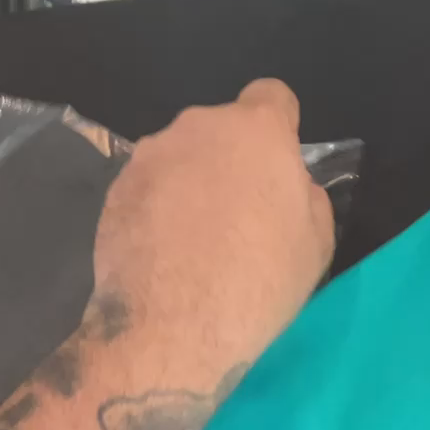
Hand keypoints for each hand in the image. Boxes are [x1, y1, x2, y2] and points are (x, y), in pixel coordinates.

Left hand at [93, 79, 335, 369]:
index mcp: (256, 131)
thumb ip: (306, 198)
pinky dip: (155, 213)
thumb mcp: (315, 246)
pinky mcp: (114, 192)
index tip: (273, 173)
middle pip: (220, 132)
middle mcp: (198, 127)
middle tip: (233, 222)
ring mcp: (148, 157)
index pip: (272, 99)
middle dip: (228, 165)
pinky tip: (160, 258)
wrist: (171, 330)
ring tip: (190, 247)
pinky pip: (146, 192)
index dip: (277, 132)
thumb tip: (289, 188)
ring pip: (178, 161)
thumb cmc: (257, 287)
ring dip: (188, 188)